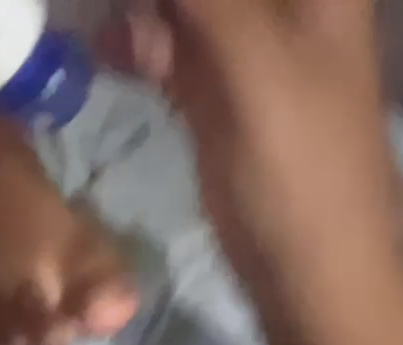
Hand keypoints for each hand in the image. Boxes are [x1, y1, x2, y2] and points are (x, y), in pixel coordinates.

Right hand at [108, 0, 402, 296]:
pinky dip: (133, 44)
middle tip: (105, 8)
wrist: (306, 262)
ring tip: (97, 19)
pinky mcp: (209, 94)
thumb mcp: (259, 63)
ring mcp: (240, 47)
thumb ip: (208, 3)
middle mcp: (278, 3)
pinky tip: (103, 47)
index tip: (146, 1)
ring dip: (140, 8)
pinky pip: (164, 49)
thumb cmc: (302, 163)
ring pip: (180, 5)